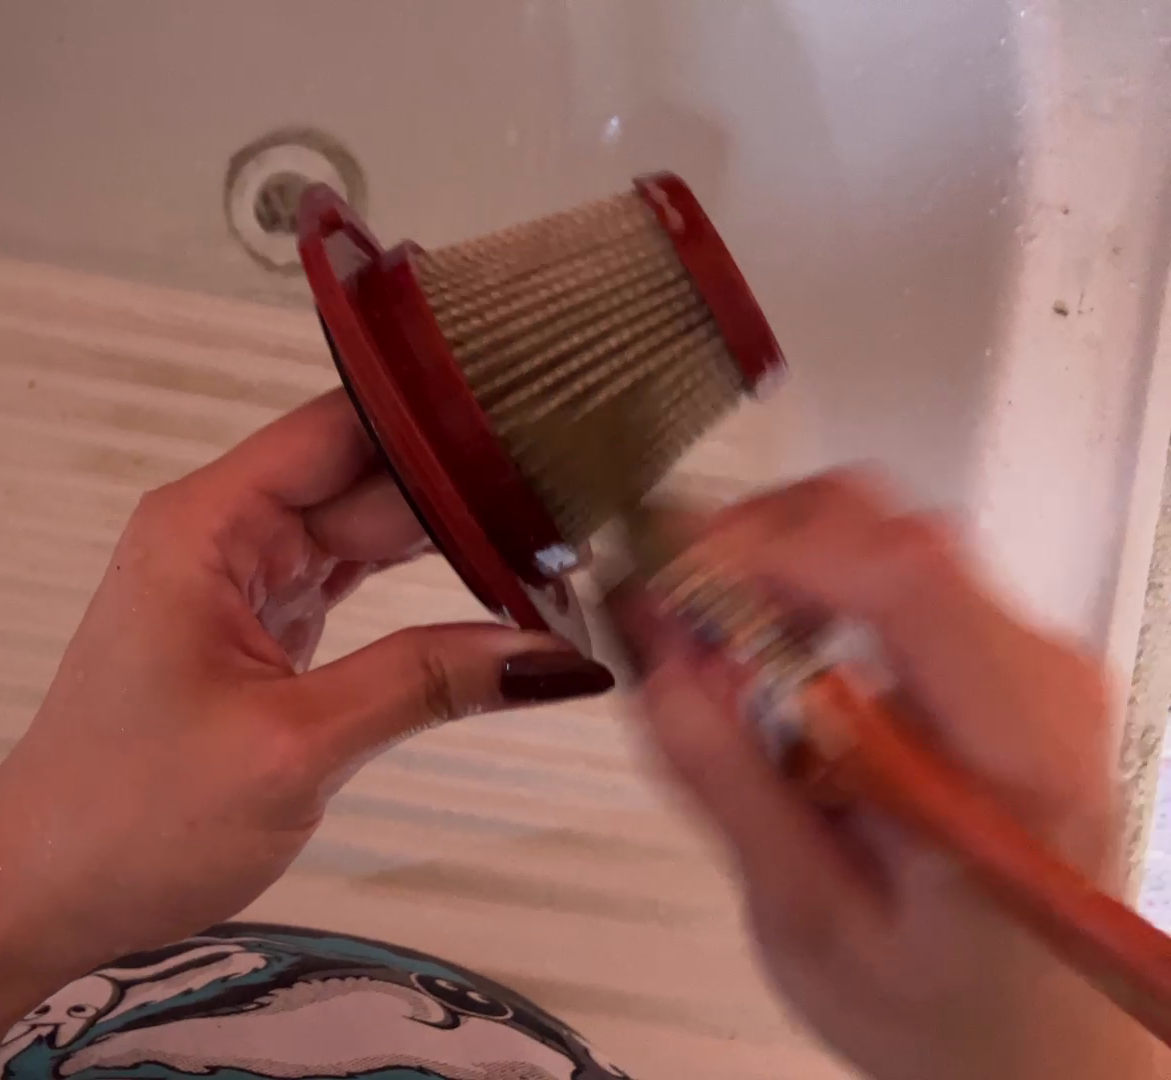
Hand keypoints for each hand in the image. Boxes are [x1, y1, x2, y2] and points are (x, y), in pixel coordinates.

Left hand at [0, 390, 612, 974]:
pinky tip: (485, 585)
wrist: (44, 886)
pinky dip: (406, 592)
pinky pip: (338, 586)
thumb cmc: (141, 812)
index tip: (539, 410)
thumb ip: (422, 682)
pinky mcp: (253, 632)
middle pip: (354, 479)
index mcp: (207, 522)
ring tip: (558, 524)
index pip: (335, 430)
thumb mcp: (292, 746)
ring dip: (441, 537)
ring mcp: (236, 582)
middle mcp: (220, 532)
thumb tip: (559, 655)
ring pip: (353, 534)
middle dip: (458, 483)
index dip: (433, 415)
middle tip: (582, 483)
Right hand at [612, 473, 1153, 1079]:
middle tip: (656, 599)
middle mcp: (1032, 677)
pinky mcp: (974, 654)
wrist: (1042, 1038)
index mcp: (1010, 757)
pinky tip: (731, 635)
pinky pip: (863, 564)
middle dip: (740, 539)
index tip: (659, 577)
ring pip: (868, 526)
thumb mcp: (805, 916)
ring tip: (682, 622)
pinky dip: (774, 573)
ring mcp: (1010, 655)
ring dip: (750, 553)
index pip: (902, 581)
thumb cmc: (936, 1008)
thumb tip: (656, 659)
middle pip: (880, 525)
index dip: (762, 552)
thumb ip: (728, 785)